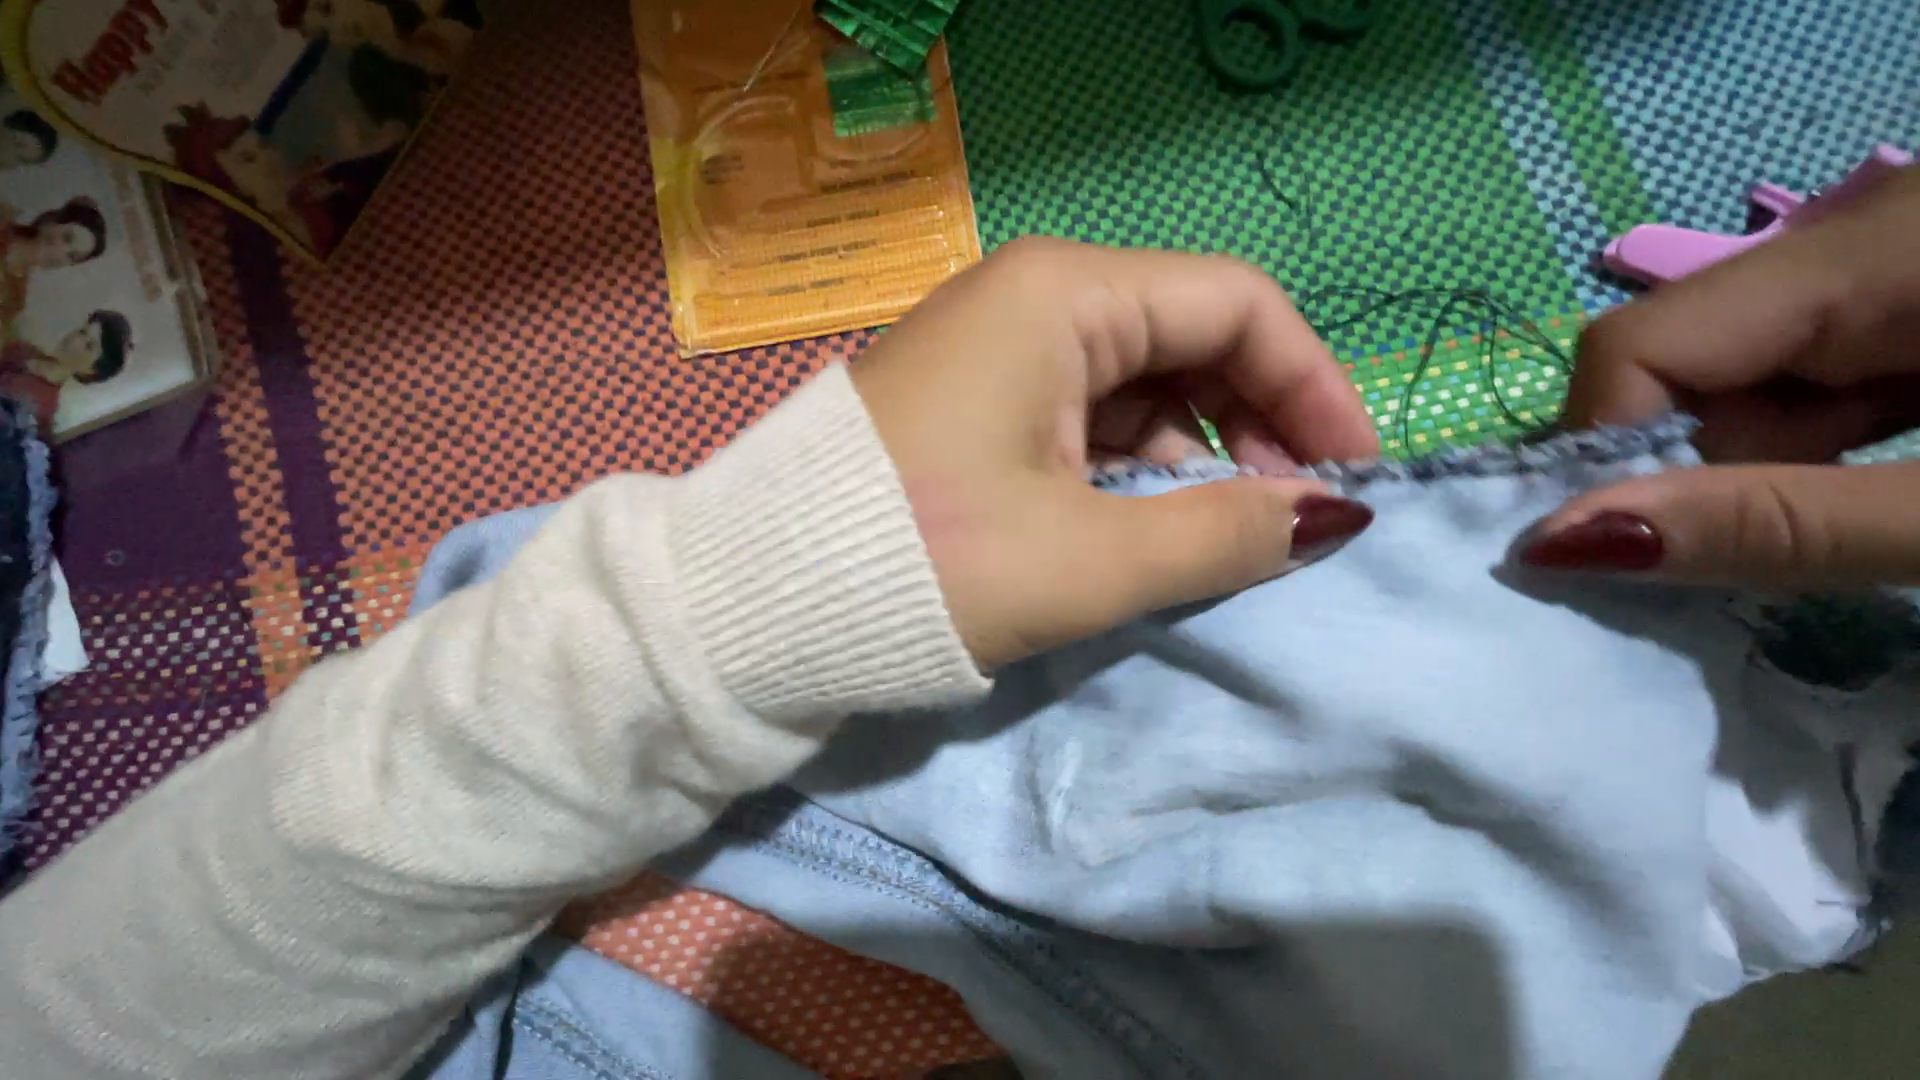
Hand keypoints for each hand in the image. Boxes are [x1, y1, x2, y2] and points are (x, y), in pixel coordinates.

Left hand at [852, 237, 1379, 669]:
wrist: (760, 599)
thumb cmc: (927, 561)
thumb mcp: (1087, 557)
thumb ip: (1221, 533)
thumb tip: (1329, 516)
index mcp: (1060, 296)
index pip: (1234, 305)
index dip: (1311, 384)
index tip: (1353, 473)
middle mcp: (1028, 303)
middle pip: (1185, 340)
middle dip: (1252, 424)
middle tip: (1285, 516)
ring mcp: (994, 356)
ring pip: (1134, 387)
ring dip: (1192, 456)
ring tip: (1219, 535)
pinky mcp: (972, 409)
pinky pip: (1081, 422)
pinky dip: (1128, 471)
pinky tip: (1145, 526)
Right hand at [1520, 167, 1919, 587]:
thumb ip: (1779, 526)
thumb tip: (1551, 542)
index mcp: (1877, 255)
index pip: (1636, 344)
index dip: (1597, 445)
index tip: (1616, 552)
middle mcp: (1855, 239)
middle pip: (1672, 362)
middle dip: (1688, 464)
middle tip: (1774, 543)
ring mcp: (1883, 265)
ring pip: (1729, 375)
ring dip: (1752, 462)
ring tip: (1849, 515)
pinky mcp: (1904, 294)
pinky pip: (1795, 371)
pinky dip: (1803, 444)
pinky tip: (1867, 477)